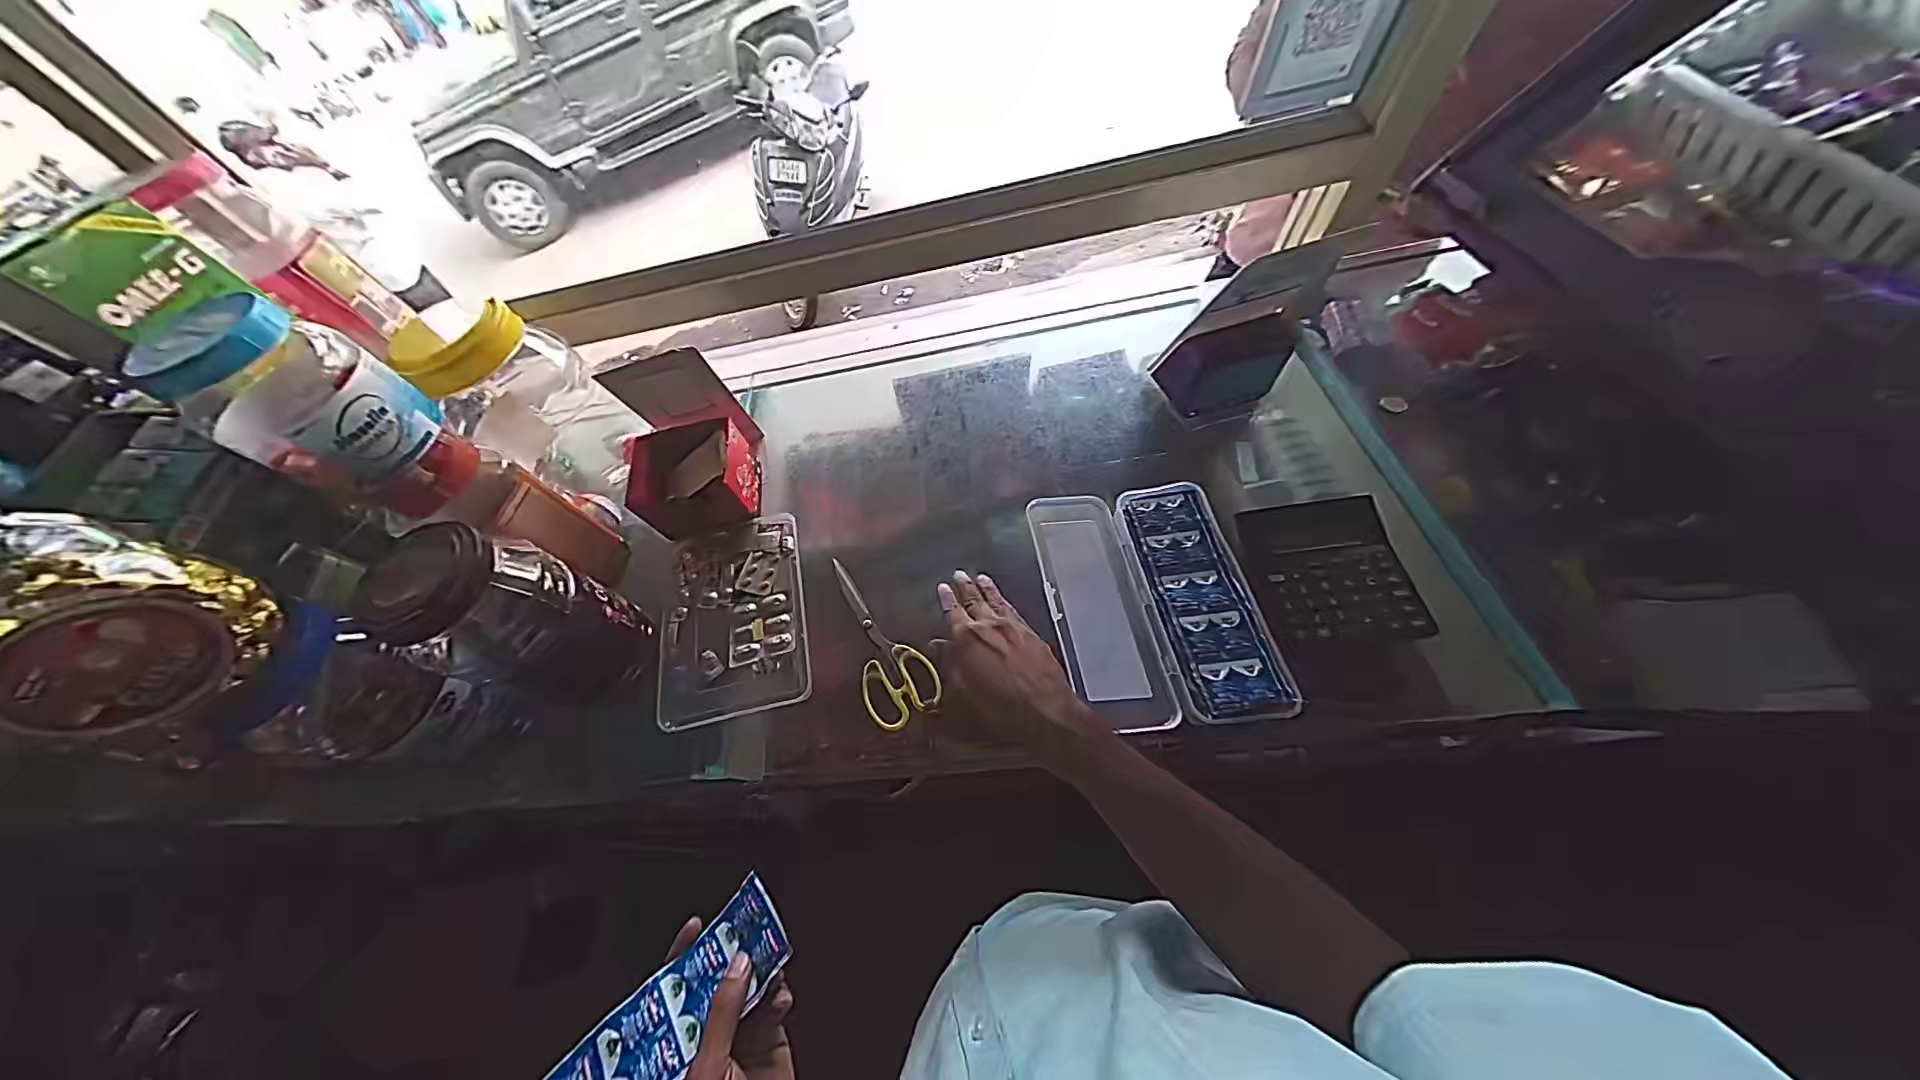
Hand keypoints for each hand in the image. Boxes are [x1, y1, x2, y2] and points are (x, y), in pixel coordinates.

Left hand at [666, 917, 794, 1079]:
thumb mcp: (705, 1070)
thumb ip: (721, 1016)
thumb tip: (737, 965)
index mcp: (672, 1047)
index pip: (671, 993)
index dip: (682, 958)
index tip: (695, 927)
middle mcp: (701, 1039)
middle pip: (715, 984)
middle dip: (729, 957)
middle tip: (741, 931)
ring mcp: (736, 1040)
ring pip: (747, 991)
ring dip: (759, 972)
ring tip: (765, 957)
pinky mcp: (767, 1043)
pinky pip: (774, 1007)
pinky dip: (779, 996)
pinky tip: (778, 996)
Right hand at [936, 570, 1111, 770]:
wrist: (1044, 711)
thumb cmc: (1001, 709)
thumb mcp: (961, 693)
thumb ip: (948, 665)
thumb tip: (939, 647)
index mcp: (967, 639)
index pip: (952, 612)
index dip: (946, 599)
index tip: (943, 588)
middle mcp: (989, 627)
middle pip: (974, 600)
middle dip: (965, 586)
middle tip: (959, 575)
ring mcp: (1012, 627)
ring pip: (996, 600)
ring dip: (986, 588)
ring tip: (980, 578)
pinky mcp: (1031, 633)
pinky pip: (1013, 609)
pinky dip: (1005, 600)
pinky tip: (1004, 600)